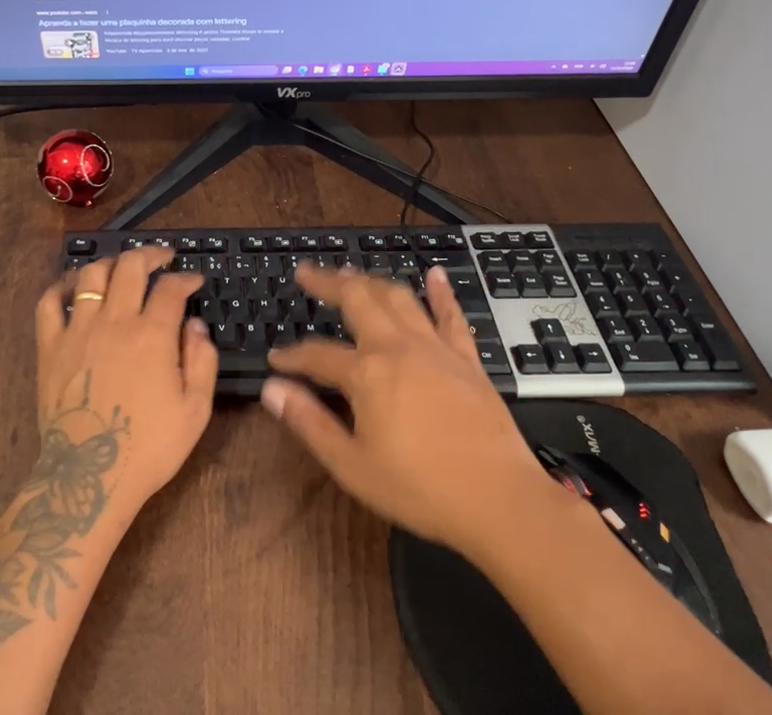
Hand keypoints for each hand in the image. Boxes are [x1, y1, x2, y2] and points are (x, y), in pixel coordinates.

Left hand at [34, 246, 217, 513]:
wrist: (90, 476)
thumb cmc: (149, 447)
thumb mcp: (195, 410)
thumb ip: (201, 361)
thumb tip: (196, 326)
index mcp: (152, 336)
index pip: (170, 288)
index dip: (186, 278)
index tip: (194, 281)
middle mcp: (114, 322)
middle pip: (130, 267)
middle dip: (150, 256)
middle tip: (163, 259)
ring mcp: (77, 331)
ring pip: (92, 275)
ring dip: (111, 264)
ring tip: (123, 269)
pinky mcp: (49, 347)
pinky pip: (49, 302)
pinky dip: (63, 286)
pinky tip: (74, 286)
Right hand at [260, 264, 557, 557]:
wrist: (498, 498)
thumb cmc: (419, 488)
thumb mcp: (351, 465)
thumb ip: (310, 423)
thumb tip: (273, 390)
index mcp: (367, 375)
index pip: (317, 355)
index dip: (292, 356)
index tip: (275, 359)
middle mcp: (399, 349)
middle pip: (358, 300)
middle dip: (328, 283)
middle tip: (307, 273)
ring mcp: (437, 349)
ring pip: (400, 298)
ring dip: (372, 280)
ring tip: (352, 272)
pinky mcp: (467, 360)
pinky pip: (452, 315)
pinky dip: (442, 291)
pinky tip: (435, 274)